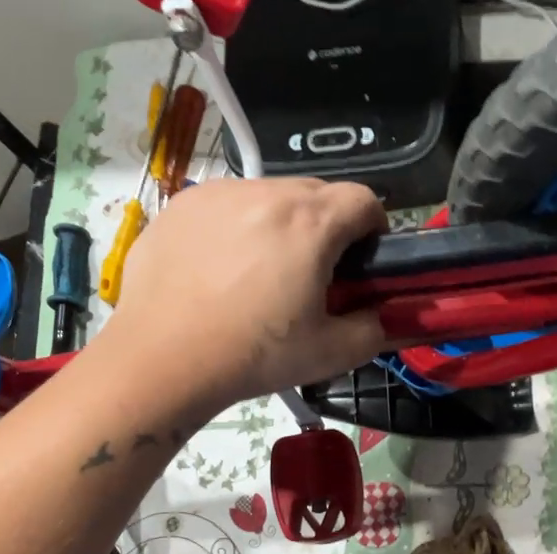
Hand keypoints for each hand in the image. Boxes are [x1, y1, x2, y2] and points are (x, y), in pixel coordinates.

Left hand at [105, 177, 387, 402]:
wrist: (163, 358)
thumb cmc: (255, 355)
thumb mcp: (330, 353)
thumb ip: (376, 329)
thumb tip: (394, 316)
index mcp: (311, 223)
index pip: (364, 199)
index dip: (375, 228)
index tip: (365, 262)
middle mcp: (266, 193)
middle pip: (317, 192)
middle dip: (328, 226)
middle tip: (317, 274)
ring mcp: (218, 193)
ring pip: (270, 196)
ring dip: (283, 224)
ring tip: (266, 273)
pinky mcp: (182, 205)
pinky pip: (227, 205)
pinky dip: (239, 227)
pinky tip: (224, 271)